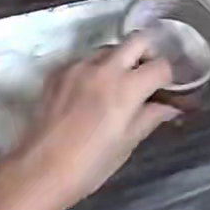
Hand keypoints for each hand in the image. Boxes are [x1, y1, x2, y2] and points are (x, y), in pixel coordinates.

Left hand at [9, 33, 180, 209]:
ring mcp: (79, 65)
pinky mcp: (60, 70)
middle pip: (138, 40)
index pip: (160, 66)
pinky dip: (94, 70)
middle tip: (147, 75)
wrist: (39, 169)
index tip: (166, 87)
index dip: (168, 76)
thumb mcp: (126, 144)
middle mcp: (105, 68)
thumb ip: (149, 118)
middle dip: (148, 53)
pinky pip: (85, 60)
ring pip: (109, 48)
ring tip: (117, 86)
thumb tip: (169, 106)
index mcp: (127, 88)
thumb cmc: (90, 165)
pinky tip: (89, 93)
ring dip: (119, 60)